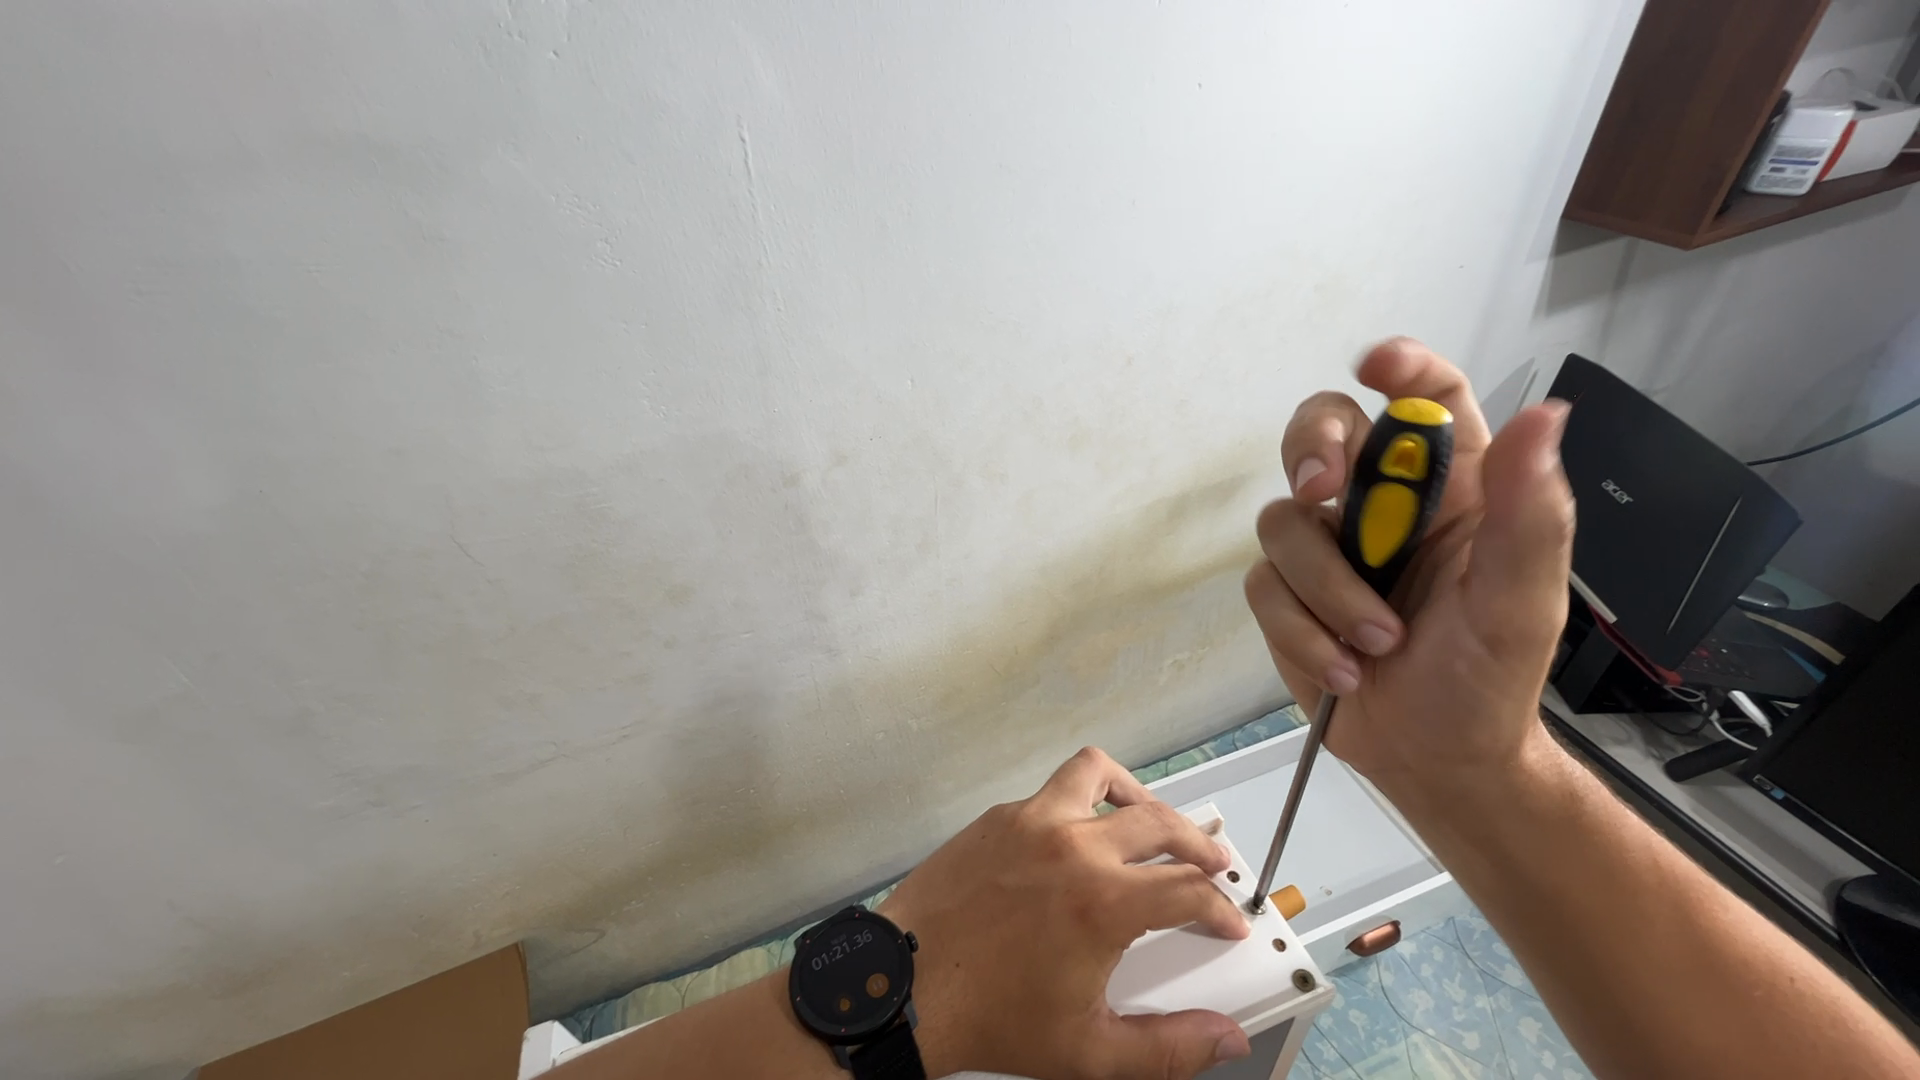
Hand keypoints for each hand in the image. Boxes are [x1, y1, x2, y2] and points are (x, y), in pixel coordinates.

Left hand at [879, 747, 1252, 1079]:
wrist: (907, 986)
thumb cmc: (992, 1016)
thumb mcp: (1090, 1051)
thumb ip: (1170, 1048)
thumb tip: (1227, 1038)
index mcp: (1102, 902)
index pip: (1189, 889)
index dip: (1220, 907)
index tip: (1226, 919)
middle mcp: (1072, 847)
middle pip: (1161, 822)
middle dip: (1199, 844)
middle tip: (1210, 863)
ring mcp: (1032, 821)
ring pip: (1100, 774)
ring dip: (1136, 793)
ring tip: (1148, 818)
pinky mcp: (999, 816)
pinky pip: (1053, 789)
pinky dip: (1079, 802)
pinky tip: (1078, 836)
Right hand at [1242, 338, 1574, 792]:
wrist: (1433, 755)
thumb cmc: (1490, 676)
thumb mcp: (1522, 600)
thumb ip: (1529, 512)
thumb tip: (1543, 415)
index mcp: (1448, 490)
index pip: (1425, 398)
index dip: (1400, 367)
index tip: (1376, 369)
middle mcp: (1377, 506)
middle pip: (1320, 429)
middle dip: (1310, 447)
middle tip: (1319, 486)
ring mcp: (1323, 550)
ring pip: (1282, 522)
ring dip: (1325, 588)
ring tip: (1374, 643)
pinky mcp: (1284, 595)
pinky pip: (1264, 587)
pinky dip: (1300, 631)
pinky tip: (1341, 667)